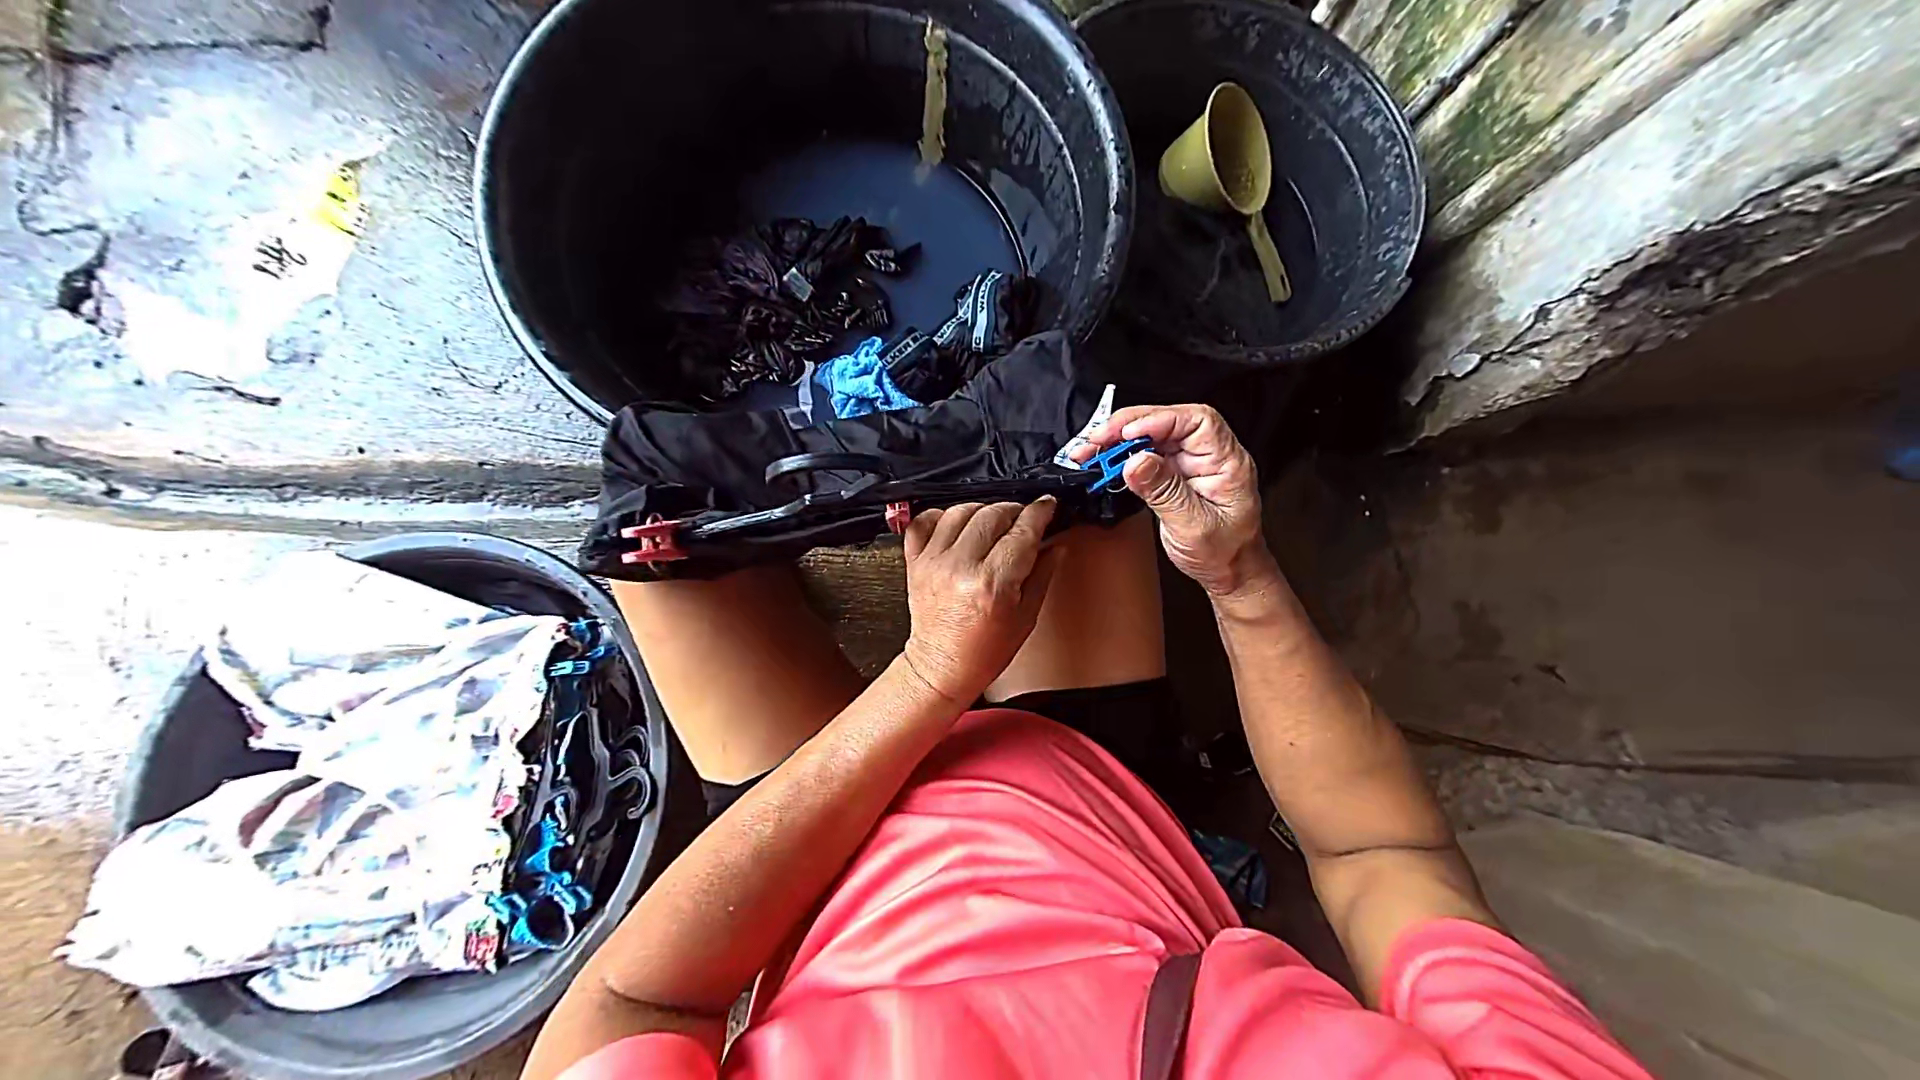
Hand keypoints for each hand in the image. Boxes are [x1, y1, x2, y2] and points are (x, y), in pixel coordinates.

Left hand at [900, 499, 1063, 703]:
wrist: (942, 666)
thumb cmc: (983, 650)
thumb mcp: (1026, 616)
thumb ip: (1042, 573)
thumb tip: (1056, 545)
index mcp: (993, 583)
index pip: (1023, 529)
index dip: (1040, 512)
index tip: (1047, 506)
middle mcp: (961, 567)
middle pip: (993, 513)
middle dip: (1015, 512)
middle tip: (1023, 522)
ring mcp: (934, 562)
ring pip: (961, 509)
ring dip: (982, 511)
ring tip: (992, 527)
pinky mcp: (915, 562)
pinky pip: (925, 521)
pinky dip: (942, 516)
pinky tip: (957, 528)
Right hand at [1071, 404, 1274, 598]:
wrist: (1228, 572)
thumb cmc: (1225, 553)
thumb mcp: (1194, 527)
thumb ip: (1165, 492)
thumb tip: (1136, 463)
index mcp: (1227, 461)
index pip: (1196, 422)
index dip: (1159, 420)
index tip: (1128, 433)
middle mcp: (1208, 455)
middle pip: (1167, 422)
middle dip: (1128, 426)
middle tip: (1096, 440)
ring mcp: (1189, 462)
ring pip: (1150, 435)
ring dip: (1117, 439)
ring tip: (1090, 450)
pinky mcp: (1171, 472)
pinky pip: (1143, 453)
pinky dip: (1119, 455)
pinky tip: (1102, 461)